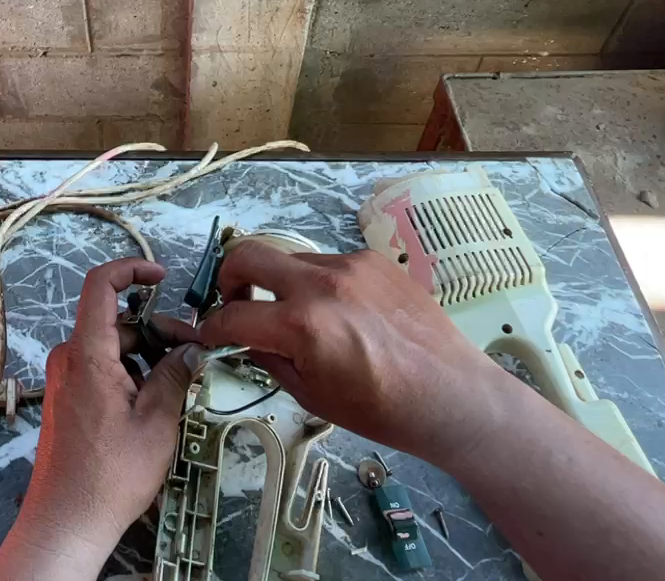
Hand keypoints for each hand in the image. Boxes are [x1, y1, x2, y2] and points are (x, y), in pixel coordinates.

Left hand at [13, 259, 196, 560]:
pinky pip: (102, 365)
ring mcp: (66, 376)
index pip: (101, 285)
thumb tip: (193, 348)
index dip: (131, 268)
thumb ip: (175, 375)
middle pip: (117, 320)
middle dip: (158, 328)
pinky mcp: (67, 395)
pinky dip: (130, 370)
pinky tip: (154, 398)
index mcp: (87, 353)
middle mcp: (70, 356)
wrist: (66, 523)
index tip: (161, 276)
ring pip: (113, 345)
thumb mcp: (156, 421)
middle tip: (193, 352)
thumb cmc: (110, 475)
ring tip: (179, 380)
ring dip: (147, 353)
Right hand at [195, 243, 509, 465]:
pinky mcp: (372, 258)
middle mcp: (320, 283)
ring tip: (302, 314)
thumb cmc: (382, 410)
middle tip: (236, 300)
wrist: (455, 397)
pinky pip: (328, 262)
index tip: (209, 332)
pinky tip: (343, 311)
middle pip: (247, 254)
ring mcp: (348, 264)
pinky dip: (319, 283)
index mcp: (302, 325)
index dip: (212, 326)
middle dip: (229, 277)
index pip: (233, 315)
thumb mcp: (312, 396)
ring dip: (281, 283)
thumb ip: (269, 359)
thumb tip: (244, 338)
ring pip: (290, 259)